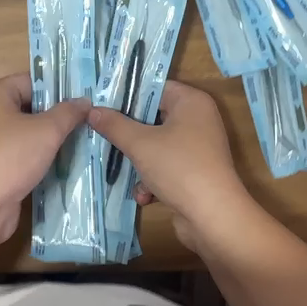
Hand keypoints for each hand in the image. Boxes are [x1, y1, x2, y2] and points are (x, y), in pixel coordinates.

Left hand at [0, 74, 89, 247]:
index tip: (85, 95)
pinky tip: (67, 161)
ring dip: (53, 138)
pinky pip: (25, 154)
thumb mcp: (46, 130)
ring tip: (85, 138)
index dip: (58, 87)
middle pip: (31, 106)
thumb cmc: (11, 157)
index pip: (31, 81)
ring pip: (29, 133)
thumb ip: (68, 112)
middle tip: (90, 118)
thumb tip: (85, 100)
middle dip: (59, 114)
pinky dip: (43, 157)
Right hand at [87, 81, 256, 252]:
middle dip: (130, 133)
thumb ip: (115, 125)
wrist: (214, 218)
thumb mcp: (140, 144)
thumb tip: (92, 111)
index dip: (127, 96)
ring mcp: (198, 147)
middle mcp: (197, 119)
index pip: (154, 88)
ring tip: (123, 171)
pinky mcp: (196, 172)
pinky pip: (167, 166)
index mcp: (191, 101)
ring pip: (157, 144)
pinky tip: (143, 195)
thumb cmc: (178, 167)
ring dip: (139, 161)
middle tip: (104, 136)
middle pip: (153, 117)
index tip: (102, 105)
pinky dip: (153, 179)